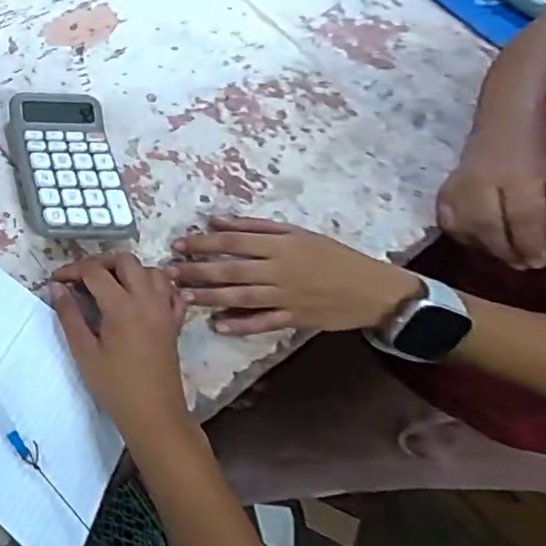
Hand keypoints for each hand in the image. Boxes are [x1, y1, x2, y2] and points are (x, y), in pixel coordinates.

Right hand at [52, 252, 192, 439]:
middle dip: (99, 263)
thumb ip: (69, 314)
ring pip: (151, 271)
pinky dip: (156, 285)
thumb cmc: (114, 384)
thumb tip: (56, 287)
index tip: (56, 281)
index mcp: (122, 306)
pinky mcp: (174, 323)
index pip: (94, 271)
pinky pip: (171, 292)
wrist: (154, 414)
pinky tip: (140, 295)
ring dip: (128, 270)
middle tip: (81, 278)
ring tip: (108, 284)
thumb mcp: (83, 350)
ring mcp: (165, 310)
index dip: (71, 271)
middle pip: (125, 261)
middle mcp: (147, 300)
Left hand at [171, 216, 419, 335]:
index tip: (177, 245)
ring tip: (182, 296)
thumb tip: (214, 220)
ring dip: (209, 297)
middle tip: (167, 273)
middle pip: (231, 270)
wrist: (378, 291)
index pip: (233, 242)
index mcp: (281, 246)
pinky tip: (218, 325)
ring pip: (242, 296)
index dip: (202, 243)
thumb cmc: (333, 256)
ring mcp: (288, 296)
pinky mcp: (295, 318)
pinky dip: (241, 324)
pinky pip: (264, 323)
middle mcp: (281, 270)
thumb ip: (254, 227)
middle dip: (196, 271)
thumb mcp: (297, 233)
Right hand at [436, 132, 545, 269]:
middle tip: (519, 265)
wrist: (501, 130)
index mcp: (520, 179)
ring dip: (482, 246)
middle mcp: (482, 184)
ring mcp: (456, 187)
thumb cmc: (540, 160)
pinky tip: (475, 240)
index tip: (538, 263)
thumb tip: (540, 246)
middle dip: (505, 250)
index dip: (529, 244)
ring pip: (464, 226)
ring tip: (499, 254)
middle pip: (488, 226)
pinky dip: (460, 235)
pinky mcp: (441, 191)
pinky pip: (446, 221)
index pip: (522, 218)